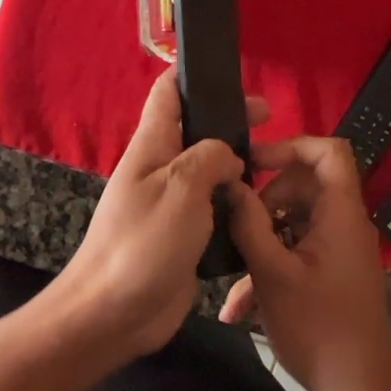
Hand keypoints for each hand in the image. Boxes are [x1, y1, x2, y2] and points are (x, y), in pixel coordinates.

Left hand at [54, 70, 266, 358]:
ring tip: (276, 168)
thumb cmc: (143, 243)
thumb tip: (229, 156)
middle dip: (233, 123)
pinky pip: (215, 213)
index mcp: (152, 147)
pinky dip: (237, 208)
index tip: (236, 77)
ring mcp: (172, 207)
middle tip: (273, 123)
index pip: (168, 94)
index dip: (196, 76)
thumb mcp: (180, 187)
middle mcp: (161, 171)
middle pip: (198, 133)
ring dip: (240, 169)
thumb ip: (210, 158)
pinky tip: (264, 210)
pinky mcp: (185, 239)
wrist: (114, 313)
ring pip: (211, 175)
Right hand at [222, 137, 390, 390]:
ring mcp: (338, 251)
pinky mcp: (331, 275)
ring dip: (260, 242)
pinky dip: (270, 269)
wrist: (356, 388)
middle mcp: (344, 225)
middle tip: (235, 224)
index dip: (290, 146)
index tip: (252, 165)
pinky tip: (239, 308)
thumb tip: (231, 186)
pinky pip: (297, 254)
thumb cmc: (316, 327)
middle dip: (265, 202)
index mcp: (341, 214)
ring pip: (295, 224)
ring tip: (230, 274)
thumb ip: (249, 224)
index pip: (329, 151)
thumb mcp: (271, 273)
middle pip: (304, 186)